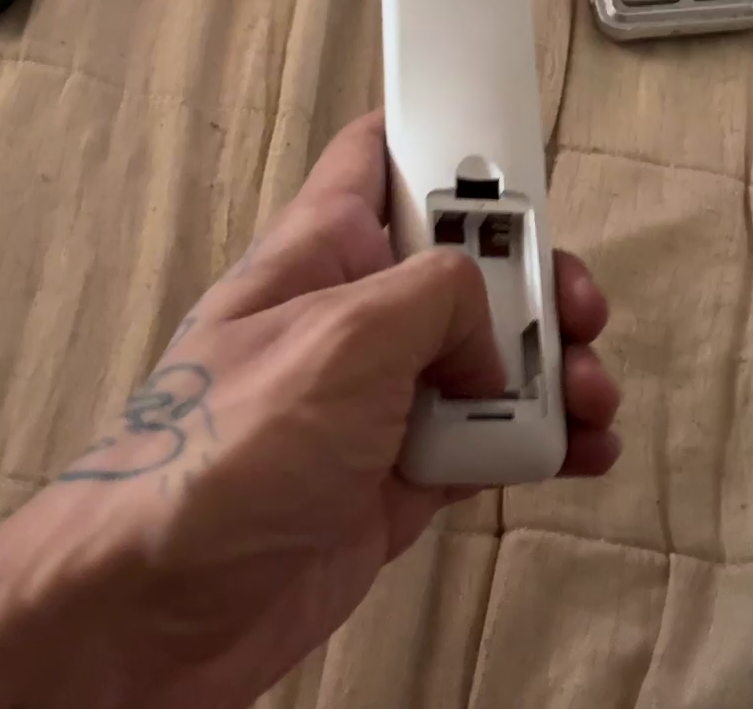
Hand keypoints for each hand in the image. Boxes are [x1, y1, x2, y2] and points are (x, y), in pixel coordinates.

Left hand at [0, 113, 620, 708]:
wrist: (161, 615)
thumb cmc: (223, 452)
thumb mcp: (341, 339)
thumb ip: (437, 297)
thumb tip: (488, 335)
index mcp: (330, 248)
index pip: (384, 155)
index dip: (447, 136)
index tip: (519, 150)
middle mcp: (366, 310)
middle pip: (475, 262)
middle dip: (540, 279)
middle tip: (579, 309)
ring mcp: (393, 390)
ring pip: (498, 353)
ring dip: (558, 367)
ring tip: (591, 397)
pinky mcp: (414, 463)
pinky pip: (499, 433)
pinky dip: (546, 436)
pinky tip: (584, 448)